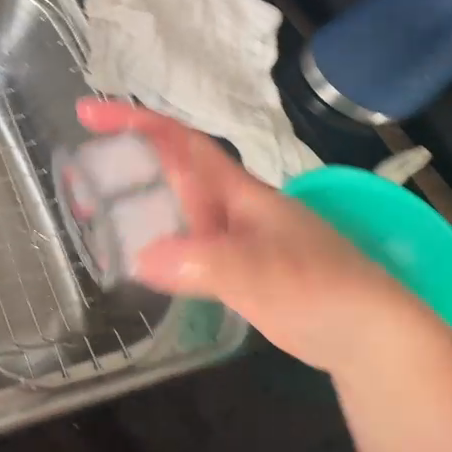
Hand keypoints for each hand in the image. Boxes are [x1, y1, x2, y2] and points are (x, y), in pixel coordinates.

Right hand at [77, 99, 437, 376]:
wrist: (375, 341)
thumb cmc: (323, 289)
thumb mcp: (262, 272)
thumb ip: (204, 262)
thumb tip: (140, 257)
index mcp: (236, 190)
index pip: (179, 142)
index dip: (134, 121)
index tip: (88, 111)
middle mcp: (230, 205)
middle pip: (168, 170)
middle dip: (123, 160)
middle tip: (77, 170)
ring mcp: (233, 238)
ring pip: (172, 206)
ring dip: (132, 201)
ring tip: (88, 208)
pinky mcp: (235, 269)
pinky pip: (180, 241)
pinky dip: (151, 239)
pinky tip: (131, 254)